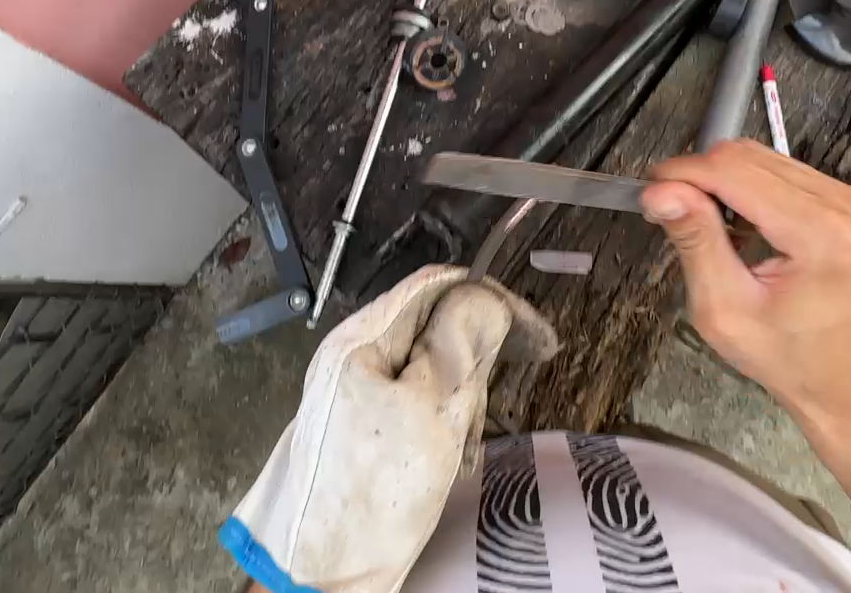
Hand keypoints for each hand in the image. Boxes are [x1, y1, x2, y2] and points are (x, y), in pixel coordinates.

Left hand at [224, 266, 556, 592]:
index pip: (432, 286)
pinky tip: (454, 447)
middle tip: (509, 386)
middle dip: (475, 350)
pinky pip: (413, 393)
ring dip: (460, 389)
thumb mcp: (430, 413)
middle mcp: (354, 349)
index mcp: (362, 336)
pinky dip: (441, 412)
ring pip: (426, 360)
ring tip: (470, 436)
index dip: (487, 296)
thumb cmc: (377, 491)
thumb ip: (456, 346)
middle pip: (430, 321)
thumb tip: (482, 296)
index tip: (533, 330)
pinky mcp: (362, 415)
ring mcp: (355, 383)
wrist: (318, 574)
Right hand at [640, 139, 850, 422]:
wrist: (846, 383)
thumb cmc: (785, 357)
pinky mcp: (845, 200)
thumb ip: (695, 241)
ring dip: (720, 180)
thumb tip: (659, 191)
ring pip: (758, 156)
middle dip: (697, 177)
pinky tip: (737, 222)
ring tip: (705, 223)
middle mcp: (842, 205)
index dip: (681, 174)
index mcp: (819, 234)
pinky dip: (744, 185)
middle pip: (744, 156)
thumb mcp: (723, 309)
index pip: (733, 171)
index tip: (650, 196)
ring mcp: (849, 199)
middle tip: (672, 214)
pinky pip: (777, 169)